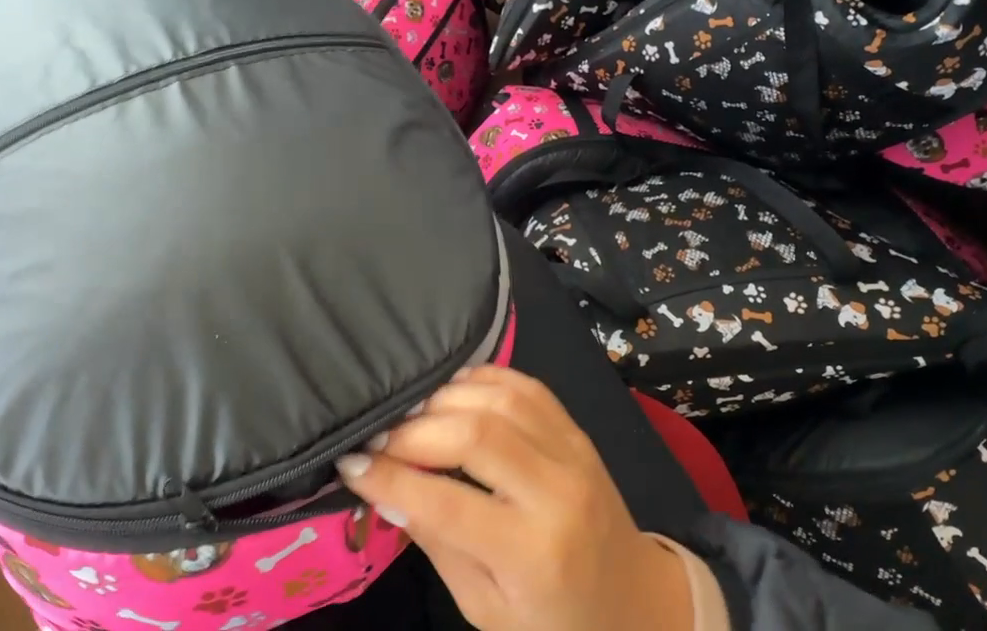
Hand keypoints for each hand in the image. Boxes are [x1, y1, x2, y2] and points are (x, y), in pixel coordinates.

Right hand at [337, 366, 697, 630]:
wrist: (636, 602)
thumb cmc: (555, 620)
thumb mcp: (487, 607)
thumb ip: (437, 544)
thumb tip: (385, 490)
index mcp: (533, 555)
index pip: (446, 504)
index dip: (389, 478)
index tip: (349, 463)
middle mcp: (557, 495)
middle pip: (474, 434)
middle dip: (412, 432)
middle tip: (376, 438)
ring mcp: (572, 455)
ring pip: (498, 400)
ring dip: (442, 400)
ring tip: (409, 417)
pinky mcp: (577, 431)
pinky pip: (525, 386)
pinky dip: (480, 380)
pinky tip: (451, 393)